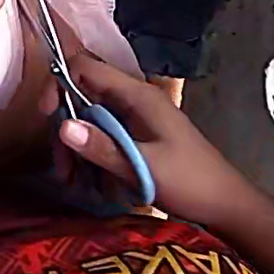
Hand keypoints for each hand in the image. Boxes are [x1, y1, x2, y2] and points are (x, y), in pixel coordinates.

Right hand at [45, 53, 264, 229]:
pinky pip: (106, 138)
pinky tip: (95, 185)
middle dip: (67, 130)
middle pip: (84, 99)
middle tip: (63, 169)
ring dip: (79, 149)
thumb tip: (61, 127)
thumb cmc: (190, 182)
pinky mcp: (139, 138)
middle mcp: (135, 101)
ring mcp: (137, 119)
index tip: (48, 117)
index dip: (60, 84)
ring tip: (76, 184)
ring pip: (92, 122)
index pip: (86, 69)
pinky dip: (95, 158)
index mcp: (138, 96)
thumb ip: (101, 147)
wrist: (225, 204)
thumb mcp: (142, 167)